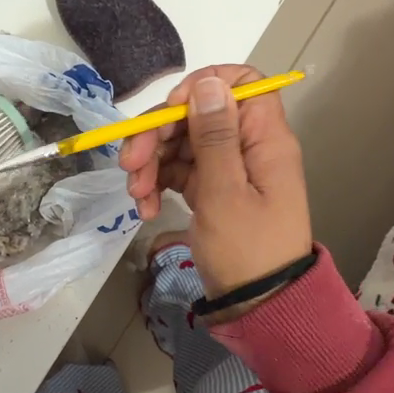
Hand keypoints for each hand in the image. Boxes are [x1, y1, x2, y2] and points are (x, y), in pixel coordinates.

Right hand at [118, 66, 312, 314]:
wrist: (260, 308)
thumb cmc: (248, 251)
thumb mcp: (225, 192)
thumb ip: (214, 136)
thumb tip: (207, 83)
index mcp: (263, 138)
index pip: (239, 83)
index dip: (201, 87)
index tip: (171, 112)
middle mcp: (246, 146)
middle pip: (196, 114)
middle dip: (158, 133)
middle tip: (130, 163)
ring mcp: (227, 170)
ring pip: (181, 143)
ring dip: (151, 162)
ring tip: (136, 194)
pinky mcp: (210, 191)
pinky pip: (178, 172)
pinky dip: (158, 184)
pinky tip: (145, 207)